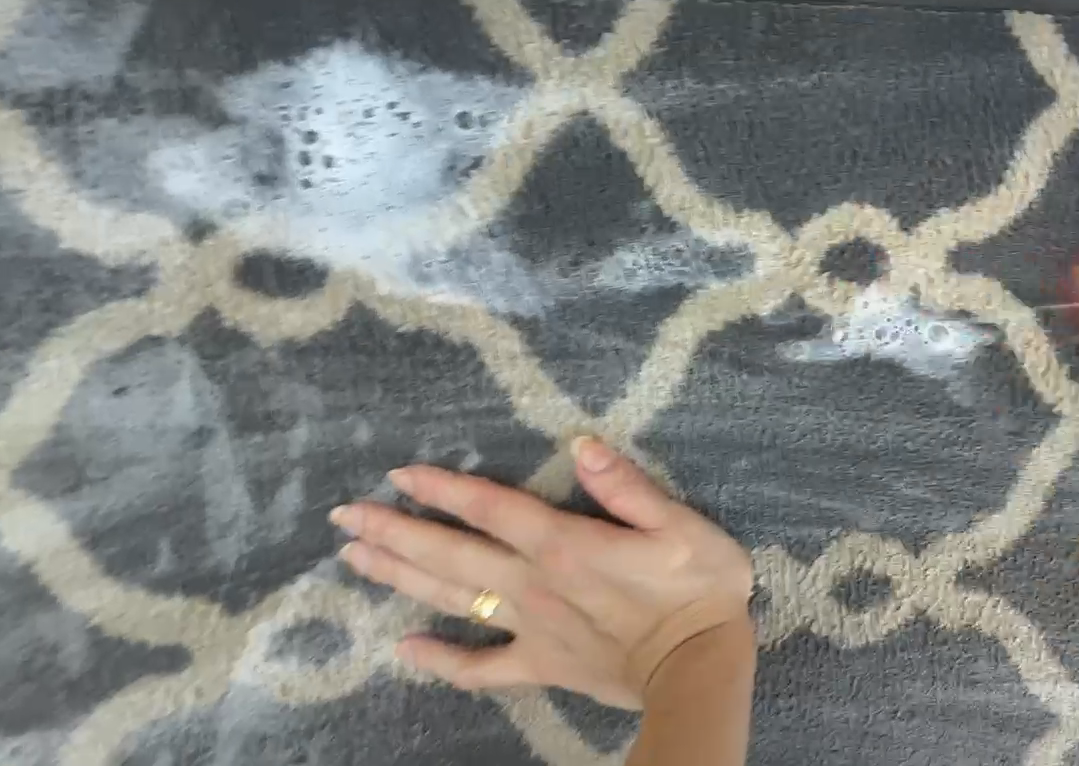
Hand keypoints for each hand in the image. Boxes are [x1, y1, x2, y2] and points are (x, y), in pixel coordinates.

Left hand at [330, 437, 752, 709]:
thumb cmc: (697, 583)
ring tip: (355, 560)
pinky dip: (439, 659)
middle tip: (345, 517)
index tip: (399, 475)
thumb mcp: (678, 522)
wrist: (699, 663)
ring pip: (453, 600)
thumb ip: (626, 486)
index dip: (445, 490)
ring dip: (402, 578)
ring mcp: (531, 630)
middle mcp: (534, 585)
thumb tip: (582, 445)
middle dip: (398, 533)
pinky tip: (403, 649)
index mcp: (565, 545)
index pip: (492, 509)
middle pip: (454, 555)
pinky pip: (479, 667)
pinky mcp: (541, 665)